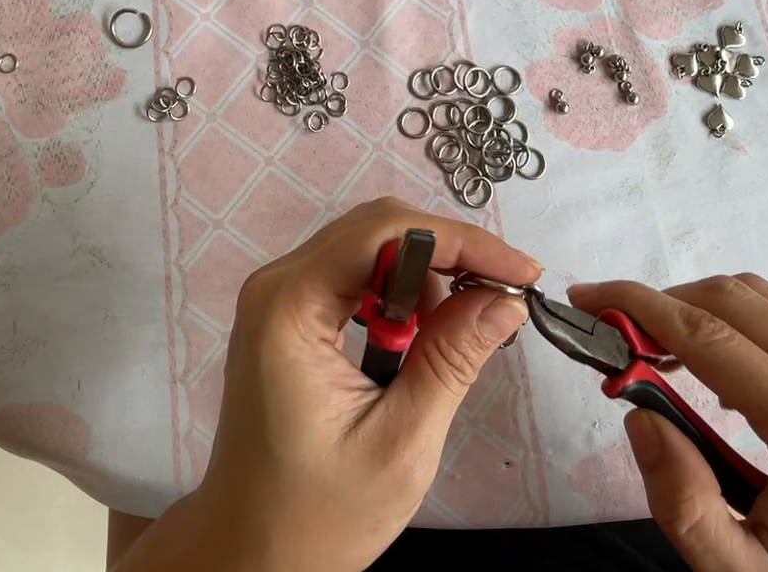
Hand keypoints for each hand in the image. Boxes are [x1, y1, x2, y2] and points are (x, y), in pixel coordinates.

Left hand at [113, 198, 536, 571]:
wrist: (247, 548)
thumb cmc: (319, 513)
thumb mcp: (400, 442)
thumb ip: (452, 359)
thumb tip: (506, 299)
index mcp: (291, 307)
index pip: (384, 233)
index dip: (460, 240)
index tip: (521, 272)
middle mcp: (278, 283)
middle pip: (376, 228)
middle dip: (447, 251)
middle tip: (502, 292)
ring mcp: (279, 294)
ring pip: (368, 244)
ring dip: (425, 271)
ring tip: (462, 322)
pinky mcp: (288, 311)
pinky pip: (354, 272)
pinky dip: (399, 289)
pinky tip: (422, 329)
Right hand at [570, 275, 767, 571]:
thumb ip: (682, 503)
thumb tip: (638, 413)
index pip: (710, 335)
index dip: (638, 308)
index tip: (586, 299)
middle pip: (732, 298)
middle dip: (659, 300)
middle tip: (611, 330)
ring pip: (758, 296)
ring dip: (694, 305)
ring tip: (654, 348)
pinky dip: (731, 319)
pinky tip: (709, 363)